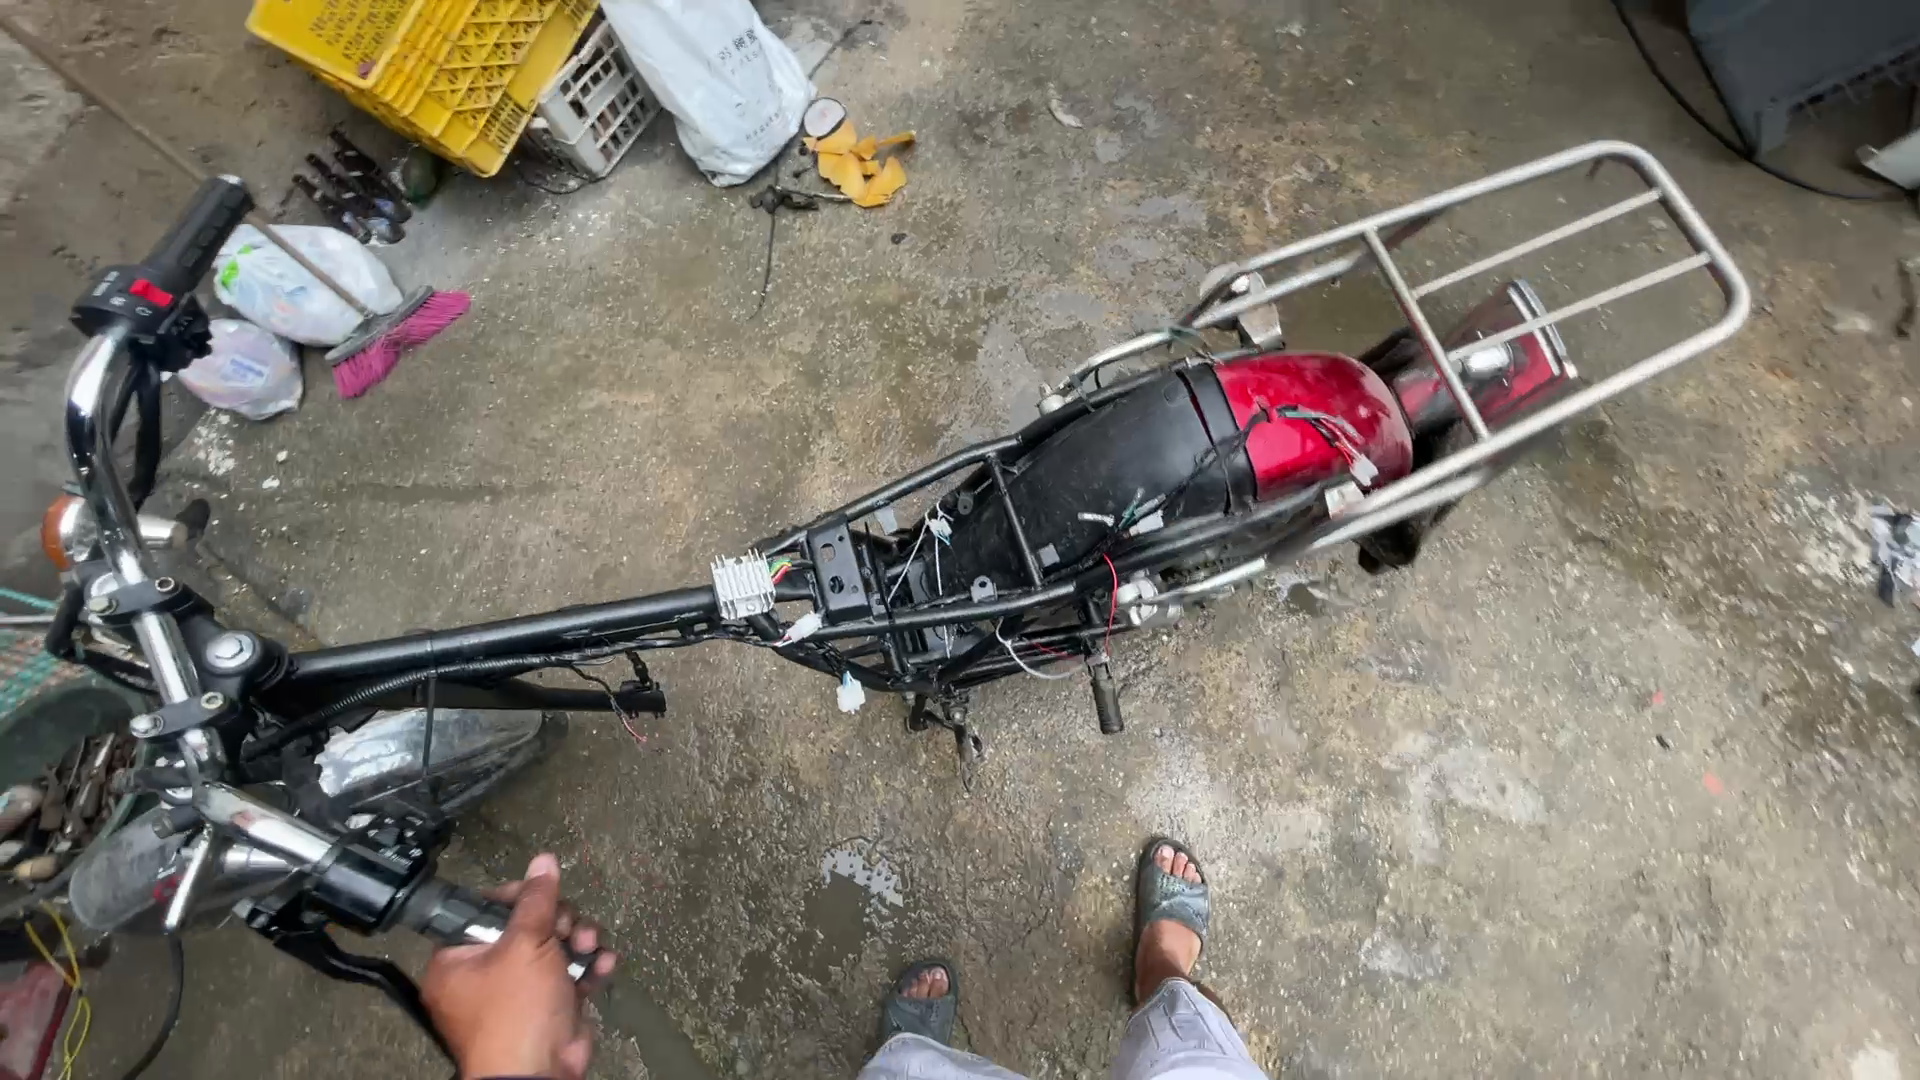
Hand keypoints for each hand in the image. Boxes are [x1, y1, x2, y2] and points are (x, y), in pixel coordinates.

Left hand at [421, 853, 617, 1078]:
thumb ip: (538, 899)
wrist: (540, 1071)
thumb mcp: (526, 943)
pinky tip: (599, 965)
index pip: (485, 910)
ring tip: (588, 946)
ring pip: (555, 943)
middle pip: (528, 923)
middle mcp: (484, 974)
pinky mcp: (549, 1001)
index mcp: (459, 962)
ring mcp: (519, 989)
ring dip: (579, 939)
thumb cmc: (516, 1009)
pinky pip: (570, 968)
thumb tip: (543, 860)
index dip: (518, 897)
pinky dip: (587, 964)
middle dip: (559, 921)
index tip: (541, 896)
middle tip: (566, 928)